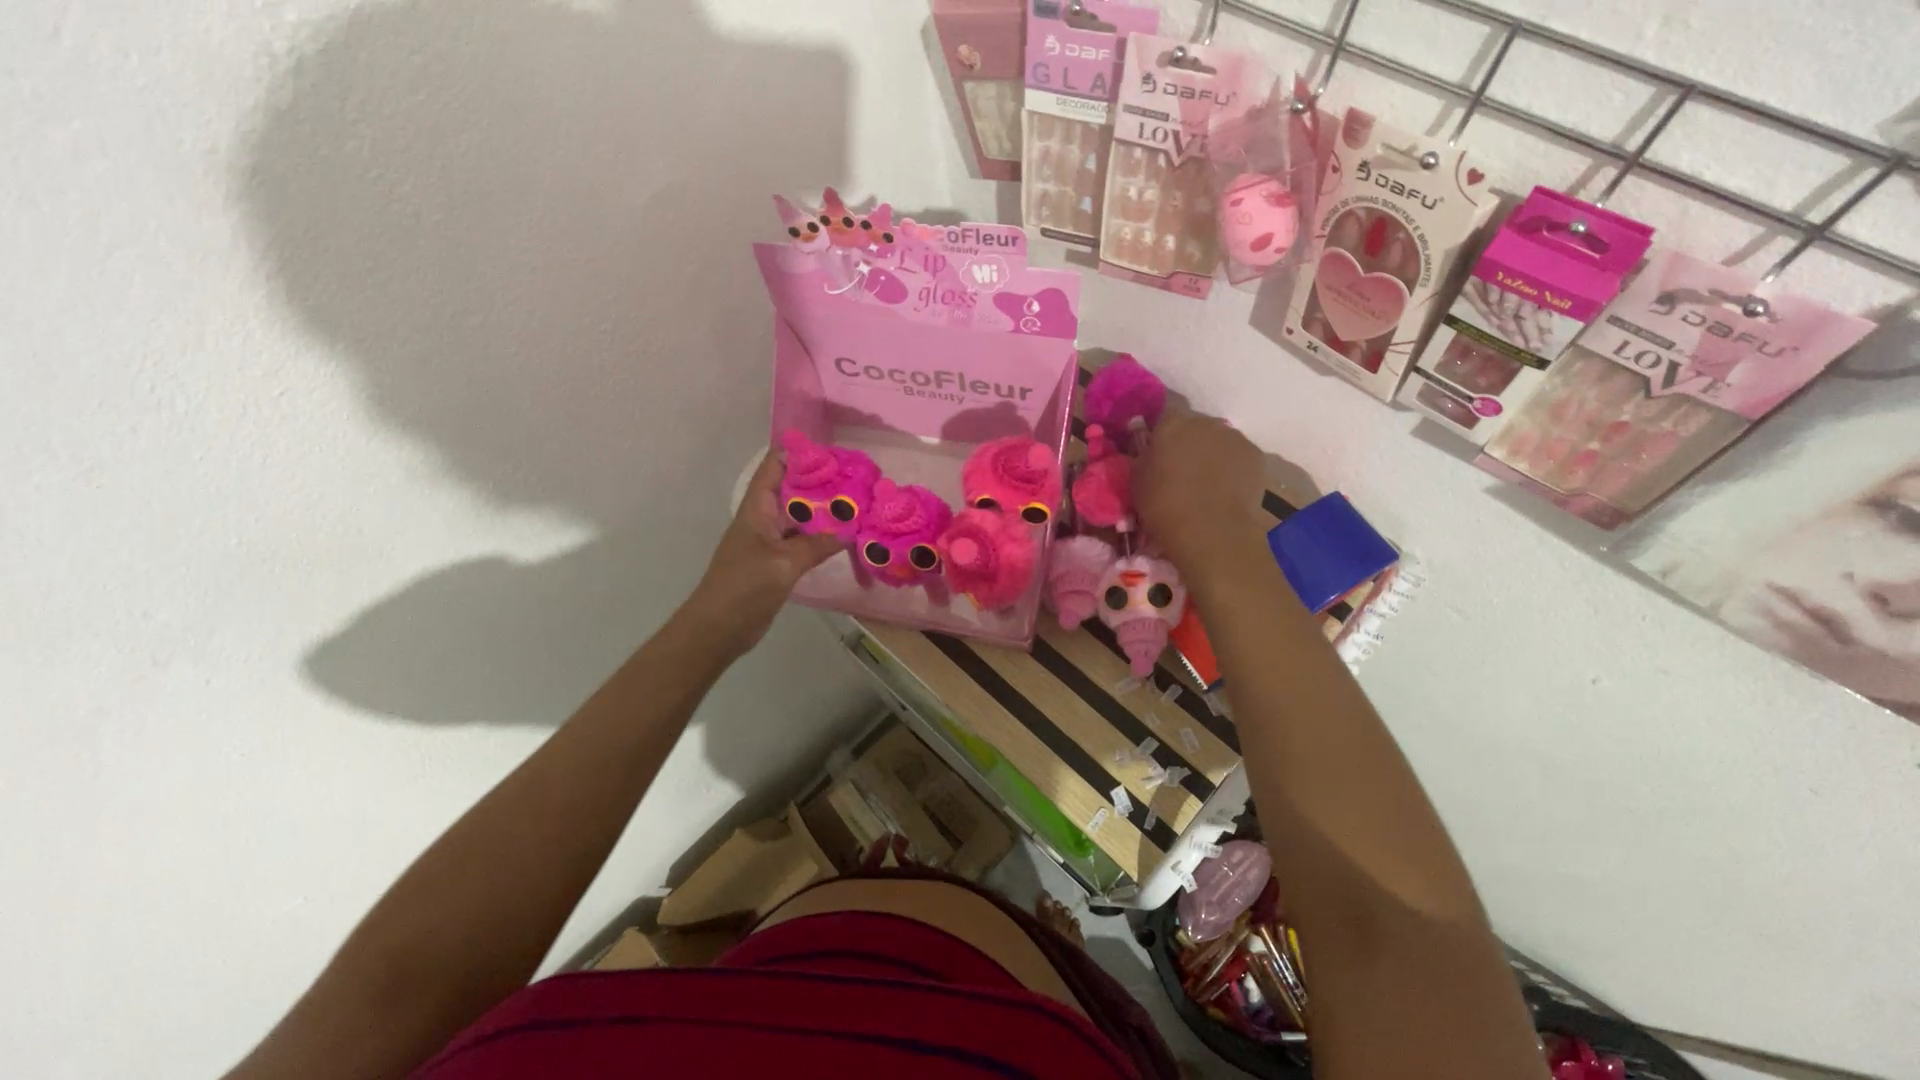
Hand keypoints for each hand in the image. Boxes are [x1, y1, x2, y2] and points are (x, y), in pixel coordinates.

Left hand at [683, 448, 844, 652]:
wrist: (717, 629)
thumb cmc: (744, 588)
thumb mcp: (784, 563)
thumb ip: (817, 545)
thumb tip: (849, 531)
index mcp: (757, 508)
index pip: (775, 465)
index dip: (800, 452)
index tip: (834, 452)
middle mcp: (763, 518)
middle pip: (791, 488)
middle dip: (821, 481)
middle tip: (857, 479)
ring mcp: (769, 540)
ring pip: (799, 515)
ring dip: (824, 510)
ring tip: (857, 504)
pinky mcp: (776, 562)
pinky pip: (801, 540)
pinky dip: (820, 536)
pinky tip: (844, 537)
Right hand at [1134, 413, 1269, 570]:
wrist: (1211, 531)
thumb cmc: (1164, 506)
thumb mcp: (1137, 480)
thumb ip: (1143, 456)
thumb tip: (1148, 448)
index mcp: (1172, 423)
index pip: (1165, 413)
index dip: (1162, 431)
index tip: (1159, 450)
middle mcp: (1205, 422)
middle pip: (1196, 426)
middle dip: (1189, 442)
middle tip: (1183, 470)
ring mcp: (1234, 437)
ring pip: (1220, 441)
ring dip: (1213, 454)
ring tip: (1208, 483)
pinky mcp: (1256, 455)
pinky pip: (1240, 457)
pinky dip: (1234, 468)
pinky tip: (1228, 491)